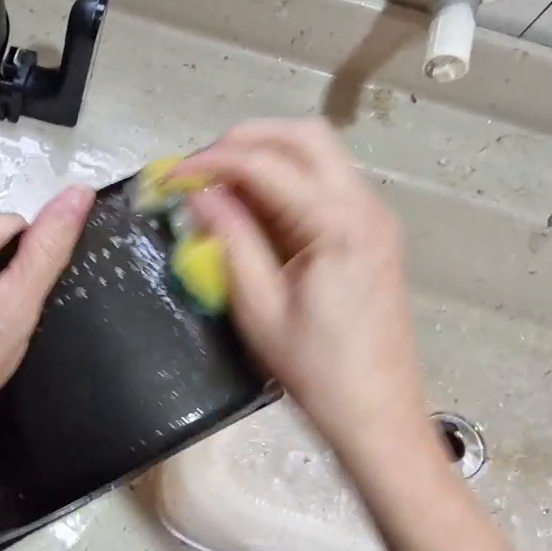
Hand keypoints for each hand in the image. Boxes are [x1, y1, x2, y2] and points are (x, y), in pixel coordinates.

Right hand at [178, 120, 436, 470]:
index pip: (266, 165)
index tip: (172, 176)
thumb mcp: (260, 309)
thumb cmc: (318, 372)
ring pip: (318, 152)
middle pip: (304, 135)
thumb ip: (230, 241)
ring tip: (220, 186)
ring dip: (266, 155)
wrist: (380, 415)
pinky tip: (254, 208)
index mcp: (339, 225)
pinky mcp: (372, 232)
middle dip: (245, 140)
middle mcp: (366, 206)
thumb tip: (198, 195)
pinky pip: (326, 182)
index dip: (211, 162)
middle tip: (200, 169)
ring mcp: (375, 217)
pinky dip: (286, 179)